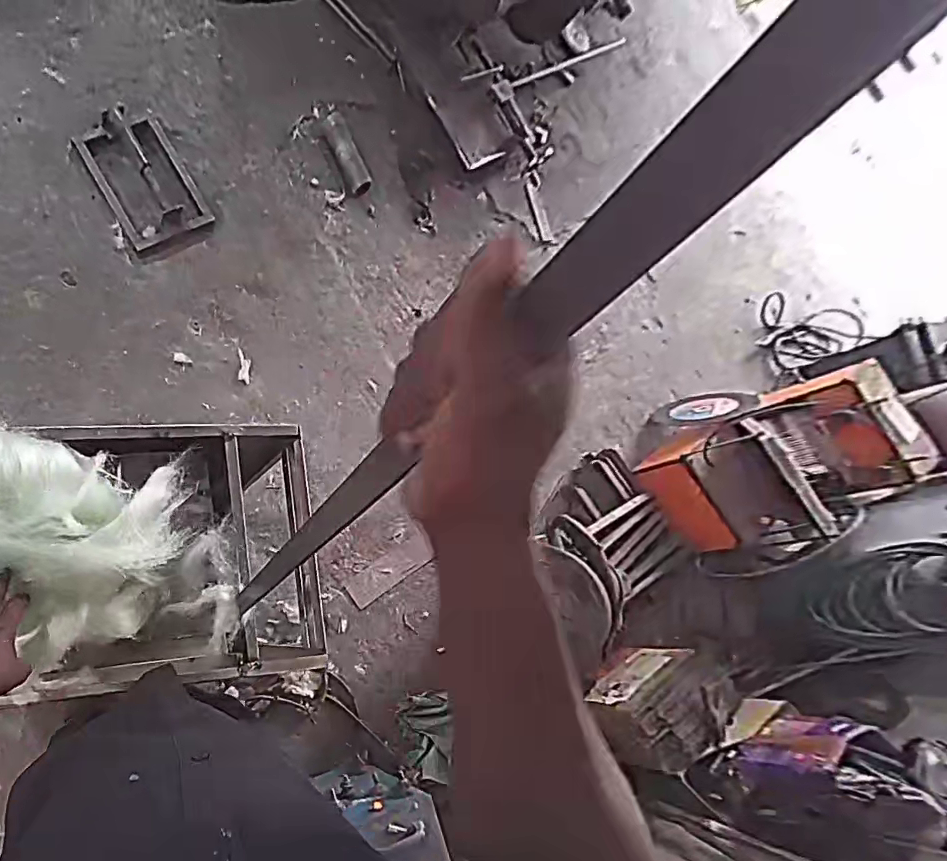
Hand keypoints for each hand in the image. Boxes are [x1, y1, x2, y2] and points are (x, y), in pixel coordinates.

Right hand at [379, 236, 572, 539]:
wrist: (458, 523)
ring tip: (434, 422)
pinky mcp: (448, 405)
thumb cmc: (483, 472)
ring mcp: (478, 385)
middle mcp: (512, 363)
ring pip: (425, 355)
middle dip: (435, 368)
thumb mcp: (487, 388)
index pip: (493, 295)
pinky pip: (411, 383)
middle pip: (450, 326)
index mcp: (540, 350)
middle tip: (448, 398)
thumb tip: (502, 250)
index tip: (460, 360)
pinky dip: (406, 410)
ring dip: (418, 394)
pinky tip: (421, 430)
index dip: (463, 324)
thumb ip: (488, 319)